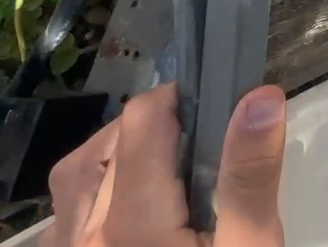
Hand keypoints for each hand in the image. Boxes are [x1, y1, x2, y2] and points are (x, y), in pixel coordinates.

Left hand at [45, 83, 286, 246]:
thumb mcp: (253, 244)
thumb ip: (250, 174)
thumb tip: (260, 96)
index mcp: (131, 226)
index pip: (141, 123)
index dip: (182, 96)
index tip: (224, 101)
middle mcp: (83, 238)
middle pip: (105, 145)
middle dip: (156, 123)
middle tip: (207, 133)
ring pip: (76, 177)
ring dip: (120, 151)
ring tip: (172, 160)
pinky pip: (67, 214)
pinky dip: (101, 189)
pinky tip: (139, 204)